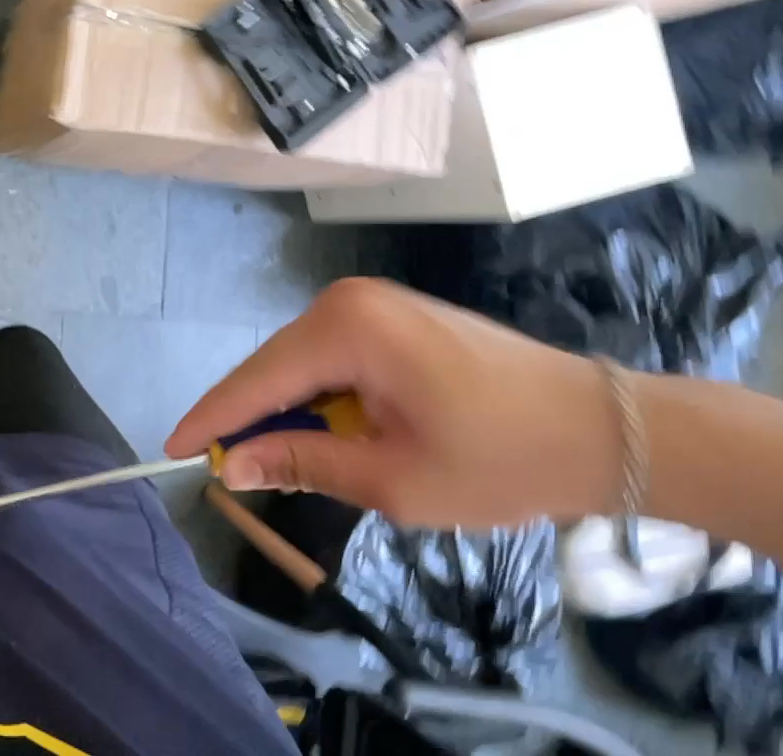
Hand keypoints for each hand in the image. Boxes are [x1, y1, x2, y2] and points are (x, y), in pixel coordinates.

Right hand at [165, 278, 623, 527]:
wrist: (610, 431)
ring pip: (298, 365)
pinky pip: (329, 358)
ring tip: (293, 459)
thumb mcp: (392, 480)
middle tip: (230, 470)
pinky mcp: (391, 317)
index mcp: (344, 328)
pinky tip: (331, 431)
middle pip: (272, 368)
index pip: (255, 380)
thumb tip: (233, 465)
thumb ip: (301, 463)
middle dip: (251, 419)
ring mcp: (371, 303)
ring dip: (290, 411)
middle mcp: (347, 302)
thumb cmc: (503, 460)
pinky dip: (319, 398)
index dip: (213, 419)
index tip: (171, 448)